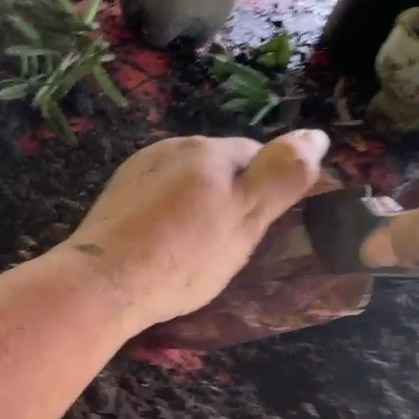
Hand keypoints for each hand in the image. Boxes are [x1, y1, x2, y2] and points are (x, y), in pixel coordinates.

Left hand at [63, 131, 328, 327]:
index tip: (267, 228)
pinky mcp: (113, 200)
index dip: (269, 190)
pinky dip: (167, 223)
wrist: (102, 283)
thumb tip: (316, 136)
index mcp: (206, 149)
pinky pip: (156, 204)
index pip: (256, 155)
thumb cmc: (183, 255)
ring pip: (184, 187)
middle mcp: (168, 149)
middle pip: (217, 170)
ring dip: (197, 211)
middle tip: (232, 247)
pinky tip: (164, 252)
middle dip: (231, 200)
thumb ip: (282, 176)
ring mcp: (135, 173)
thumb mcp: (247, 217)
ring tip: (196, 254)